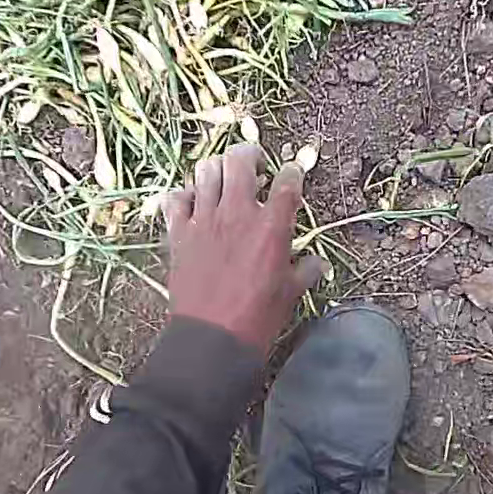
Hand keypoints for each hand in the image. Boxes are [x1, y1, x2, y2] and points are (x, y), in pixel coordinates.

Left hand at [163, 143, 323, 355]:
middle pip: (240, 160)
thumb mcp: (291, 293)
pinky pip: (175, 199)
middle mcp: (237, 213)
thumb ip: (306, 270)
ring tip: (225, 182)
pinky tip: (193, 204)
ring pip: (206, 171)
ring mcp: (204, 220)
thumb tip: (317, 263)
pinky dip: (184, 195)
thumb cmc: (258, 317)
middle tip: (256, 166)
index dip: (292, 172)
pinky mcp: (179, 233)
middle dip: (250, 155)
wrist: (213, 338)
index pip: (287, 181)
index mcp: (271, 226)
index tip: (292, 175)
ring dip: (218, 170)